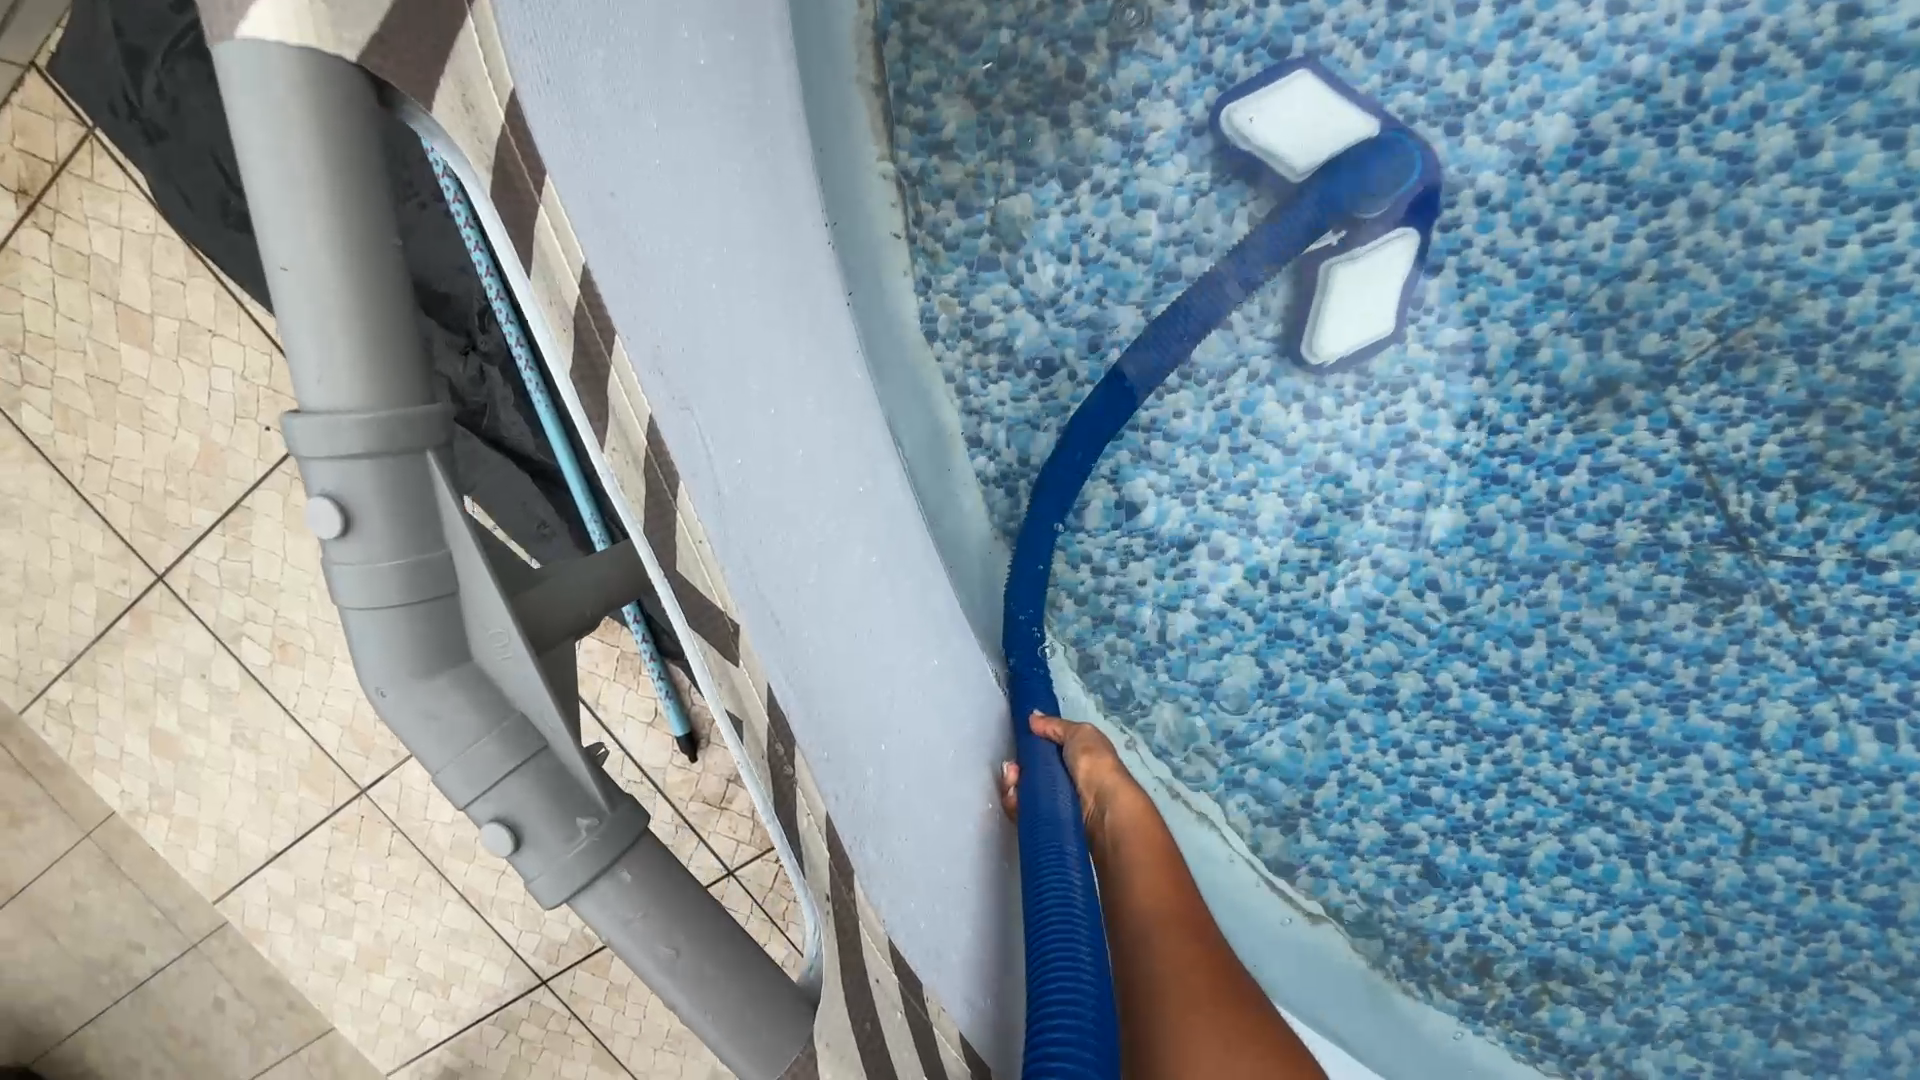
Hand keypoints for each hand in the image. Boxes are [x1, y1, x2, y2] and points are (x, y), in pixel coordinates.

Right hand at [999, 711, 1143, 834]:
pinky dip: (1014, 804)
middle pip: (1027, 773)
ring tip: (1013, 780)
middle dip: (1015, 769)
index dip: (1028, 747)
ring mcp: (1052, 802)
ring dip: (1011, 784)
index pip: (1042, 752)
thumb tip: (1033, 717)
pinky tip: (1014, 797)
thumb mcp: (1080, 734)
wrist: (1104, 808)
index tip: (1019, 743)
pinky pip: (1022, 813)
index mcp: (1073, 759)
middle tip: (1013, 768)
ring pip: (1021, 793)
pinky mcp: (1045, 822)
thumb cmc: (1095, 764)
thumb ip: (1054, 726)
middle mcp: (1062, 780)